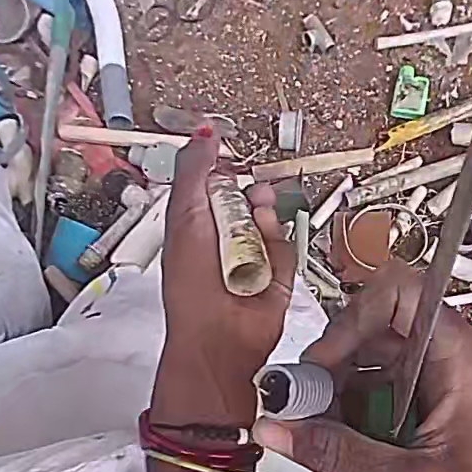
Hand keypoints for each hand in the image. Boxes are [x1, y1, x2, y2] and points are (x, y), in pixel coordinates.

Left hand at [150, 129, 295, 427]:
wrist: (219, 336)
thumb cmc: (192, 288)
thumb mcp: (185, 218)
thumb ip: (195, 173)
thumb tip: (204, 135)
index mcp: (195, 227)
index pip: (212, 186)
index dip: (221, 172)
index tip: (228, 158)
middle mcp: (224, 241)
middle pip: (246, 197)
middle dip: (247, 192)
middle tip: (245, 197)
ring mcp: (252, 257)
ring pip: (269, 218)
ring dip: (263, 217)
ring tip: (253, 228)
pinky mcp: (277, 275)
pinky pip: (286, 245)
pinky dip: (277, 246)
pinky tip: (263, 257)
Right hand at [250, 264, 471, 471]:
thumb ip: (332, 451)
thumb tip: (270, 428)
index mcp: (458, 360)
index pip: (398, 295)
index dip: (352, 320)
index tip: (323, 366)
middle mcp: (444, 360)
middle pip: (371, 329)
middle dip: (331, 367)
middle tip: (305, 410)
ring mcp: (428, 384)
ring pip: (362, 362)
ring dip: (332, 396)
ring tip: (321, 439)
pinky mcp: (415, 408)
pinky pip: (366, 392)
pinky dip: (343, 416)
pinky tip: (340, 452)